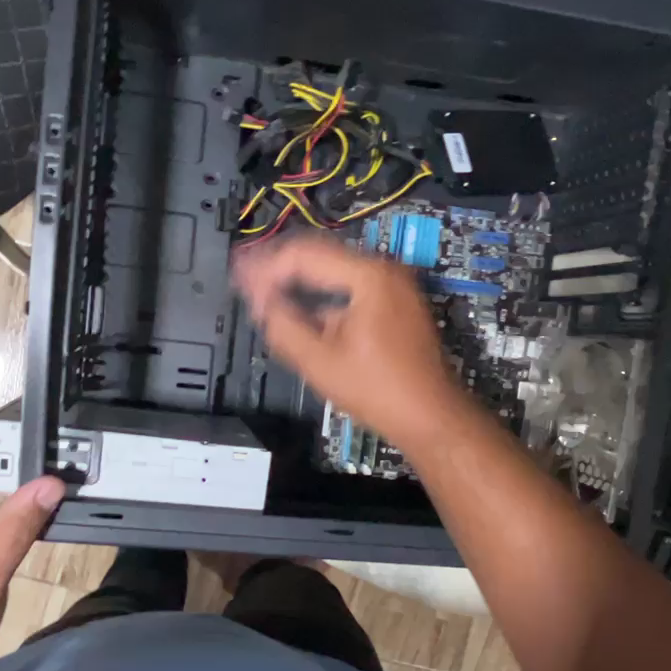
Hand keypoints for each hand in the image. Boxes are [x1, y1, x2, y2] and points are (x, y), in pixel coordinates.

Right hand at [233, 233, 469, 447]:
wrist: (430, 416)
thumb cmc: (379, 392)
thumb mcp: (320, 362)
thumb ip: (283, 325)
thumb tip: (258, 300)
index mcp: (369, 276)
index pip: (304, 254)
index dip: (266, 267)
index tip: (240, 279)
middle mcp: (386, 271)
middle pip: (320, 256)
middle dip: (280, 269)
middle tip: (244, 277)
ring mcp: (395, 287)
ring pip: (334, 272)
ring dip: (300, 282)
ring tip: (265, 293)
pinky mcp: (396, 304)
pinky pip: (350, 289)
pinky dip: (323, 297)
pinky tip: (301, 313)